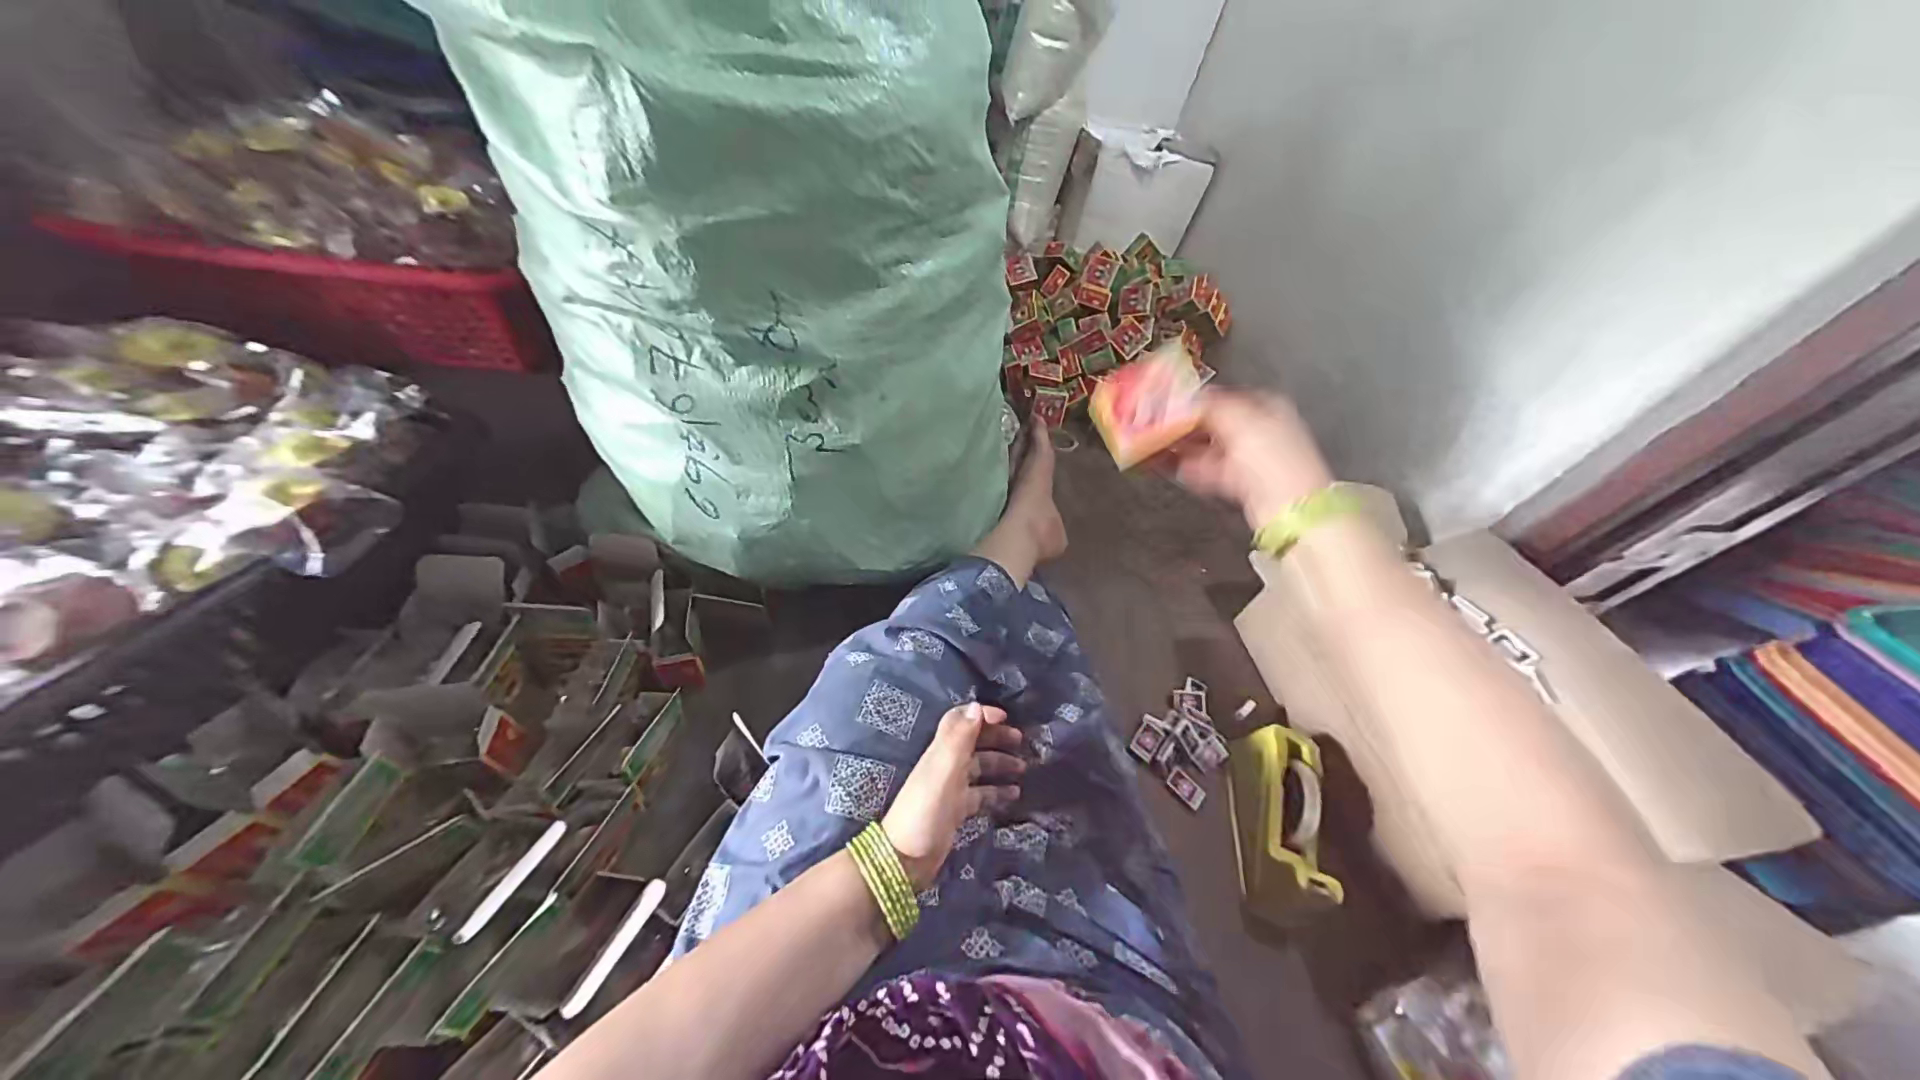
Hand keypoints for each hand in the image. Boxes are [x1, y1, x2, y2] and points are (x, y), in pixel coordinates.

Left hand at [880, 703, 1024, 889]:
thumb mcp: (943, 771)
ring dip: (1000, 763)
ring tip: (1023, 768)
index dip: (981, 715)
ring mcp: (951, 789)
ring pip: (979, 767)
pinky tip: (1014, 794)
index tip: (1006, 717)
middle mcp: (945, 766)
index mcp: (940, 752)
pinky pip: (981, 794)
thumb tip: (977, 706)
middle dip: (996, 737)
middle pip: (972, 742)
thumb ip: (958, 738)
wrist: (905, 859)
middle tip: (1021, 741)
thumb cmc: (925, 811)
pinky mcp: (956, 810)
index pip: (960, 721)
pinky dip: (997, 790)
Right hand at [1169, 388, 1335, 530]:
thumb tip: (1189, 397)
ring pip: (1205, 446)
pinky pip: (1204, 468)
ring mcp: (1247, 457)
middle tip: (1158, 423)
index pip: (1223, 396)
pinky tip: (1166, 462)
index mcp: (1267, 407)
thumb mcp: (1241, 420)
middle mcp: (1258, 430)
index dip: (1195, 399)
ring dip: (1180, 444)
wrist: (1288, 506)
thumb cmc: (1278, 461)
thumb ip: (1211, 405)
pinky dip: (1184, 465)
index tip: (1171, 402)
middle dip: (1183, 423)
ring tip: (1155, 442)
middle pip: (1211, 422)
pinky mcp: (1237, 481)